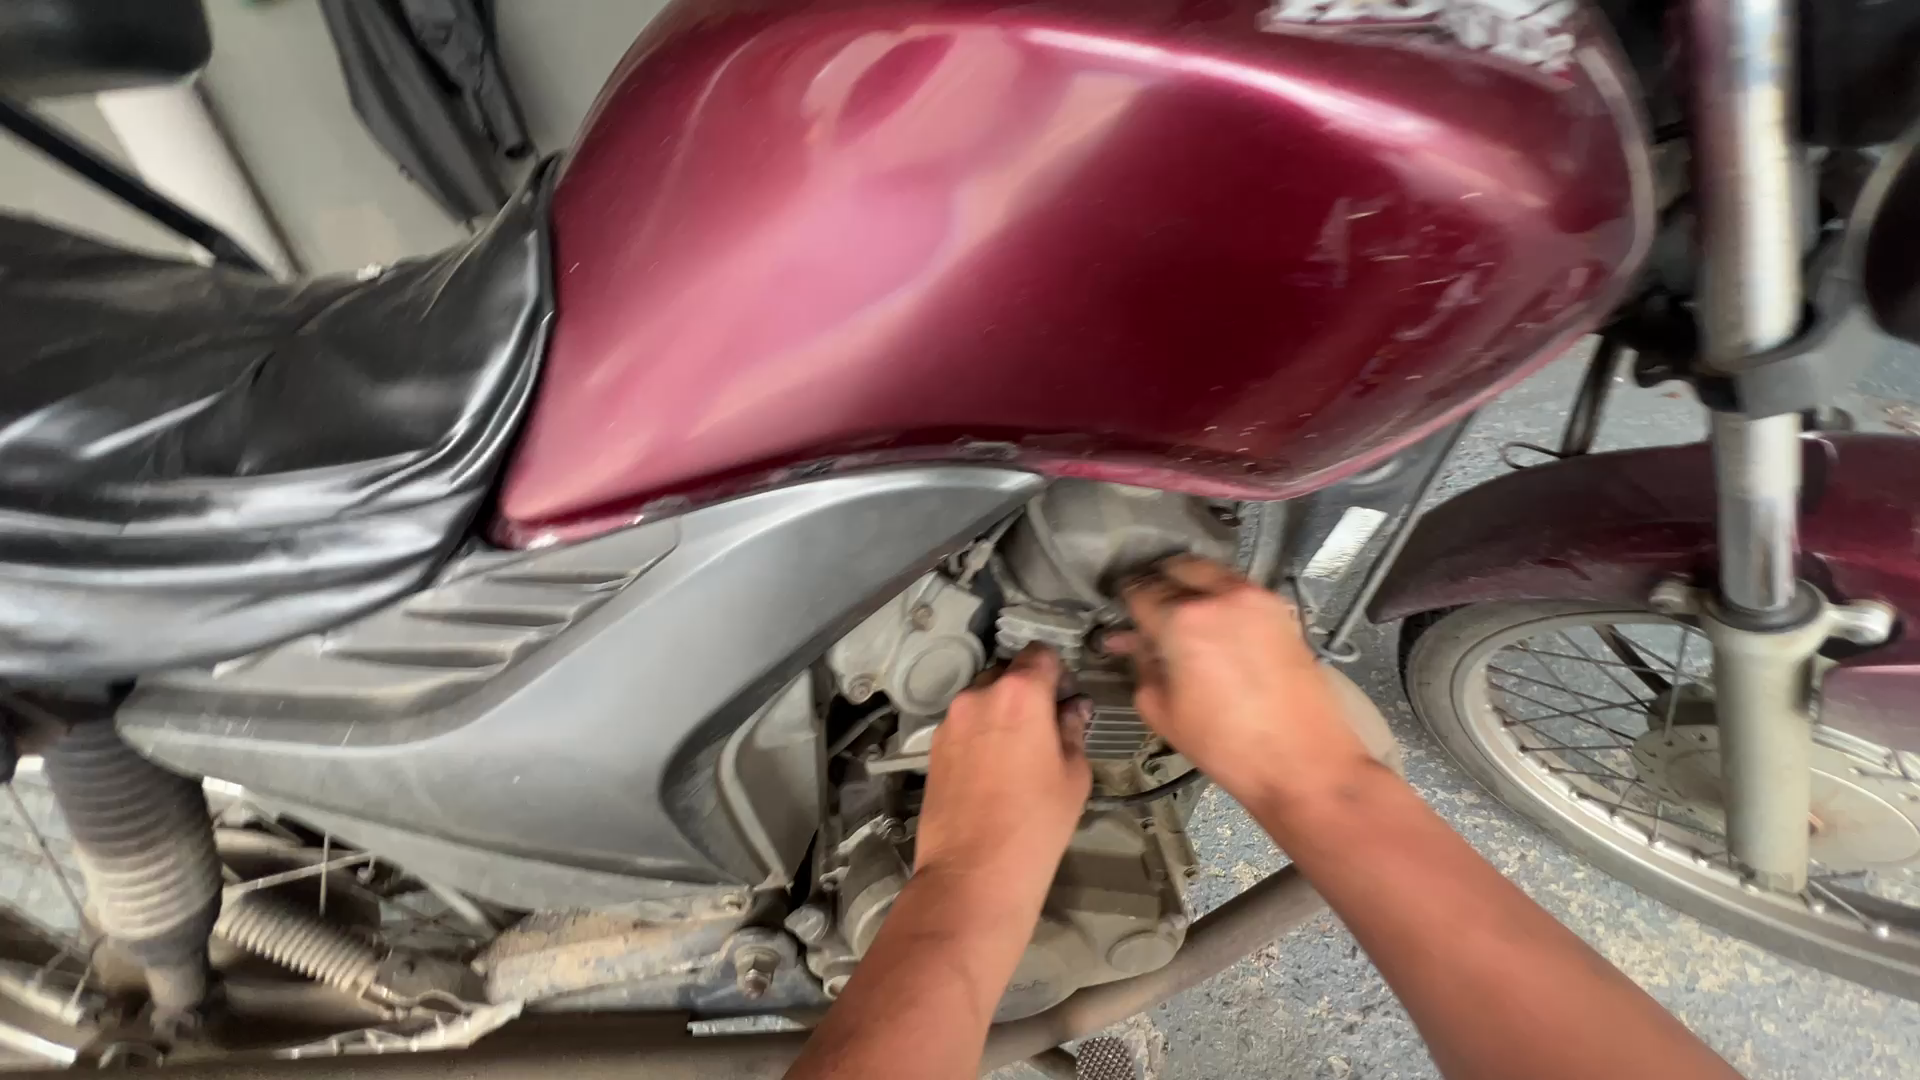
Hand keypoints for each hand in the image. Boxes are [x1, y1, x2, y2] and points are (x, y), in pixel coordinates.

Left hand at [915, 645, 1091, 897]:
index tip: (1065, 695)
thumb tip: (1072, 709)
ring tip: (1015, 752)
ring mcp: (951, 719)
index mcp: (1020, 693)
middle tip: (1044, 725)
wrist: (973, 871)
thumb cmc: (1036, 824)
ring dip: (1000, 711)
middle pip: (1008, 673)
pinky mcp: (934, 744)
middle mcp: (979, 695)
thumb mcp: (1073, 775)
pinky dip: (979, 732)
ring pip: (982, 698)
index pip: (1040, 654)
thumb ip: (1072, 730)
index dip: (1056, 671)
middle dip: (1026, 691)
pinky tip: (990, 767)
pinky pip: (964, 723)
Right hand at [1112, 555, 1378, 807]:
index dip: (1124, 601)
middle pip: (1175, 570)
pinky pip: (1239, 588)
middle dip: (1156, 583)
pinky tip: (1213, 618)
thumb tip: (1131, 644)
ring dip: (1188, 581)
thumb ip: (1141, 665)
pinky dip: (1220, 593)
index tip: (1122, 609)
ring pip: (1209, 571)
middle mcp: (1218, 599)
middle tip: (1147, 603)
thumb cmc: (1232, 747)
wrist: (1304, 763)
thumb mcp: (1163, 711)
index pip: (1139, 592)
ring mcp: (1255, 601)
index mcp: (1180, 622)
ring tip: (1178, 607)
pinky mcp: (1282, 611)